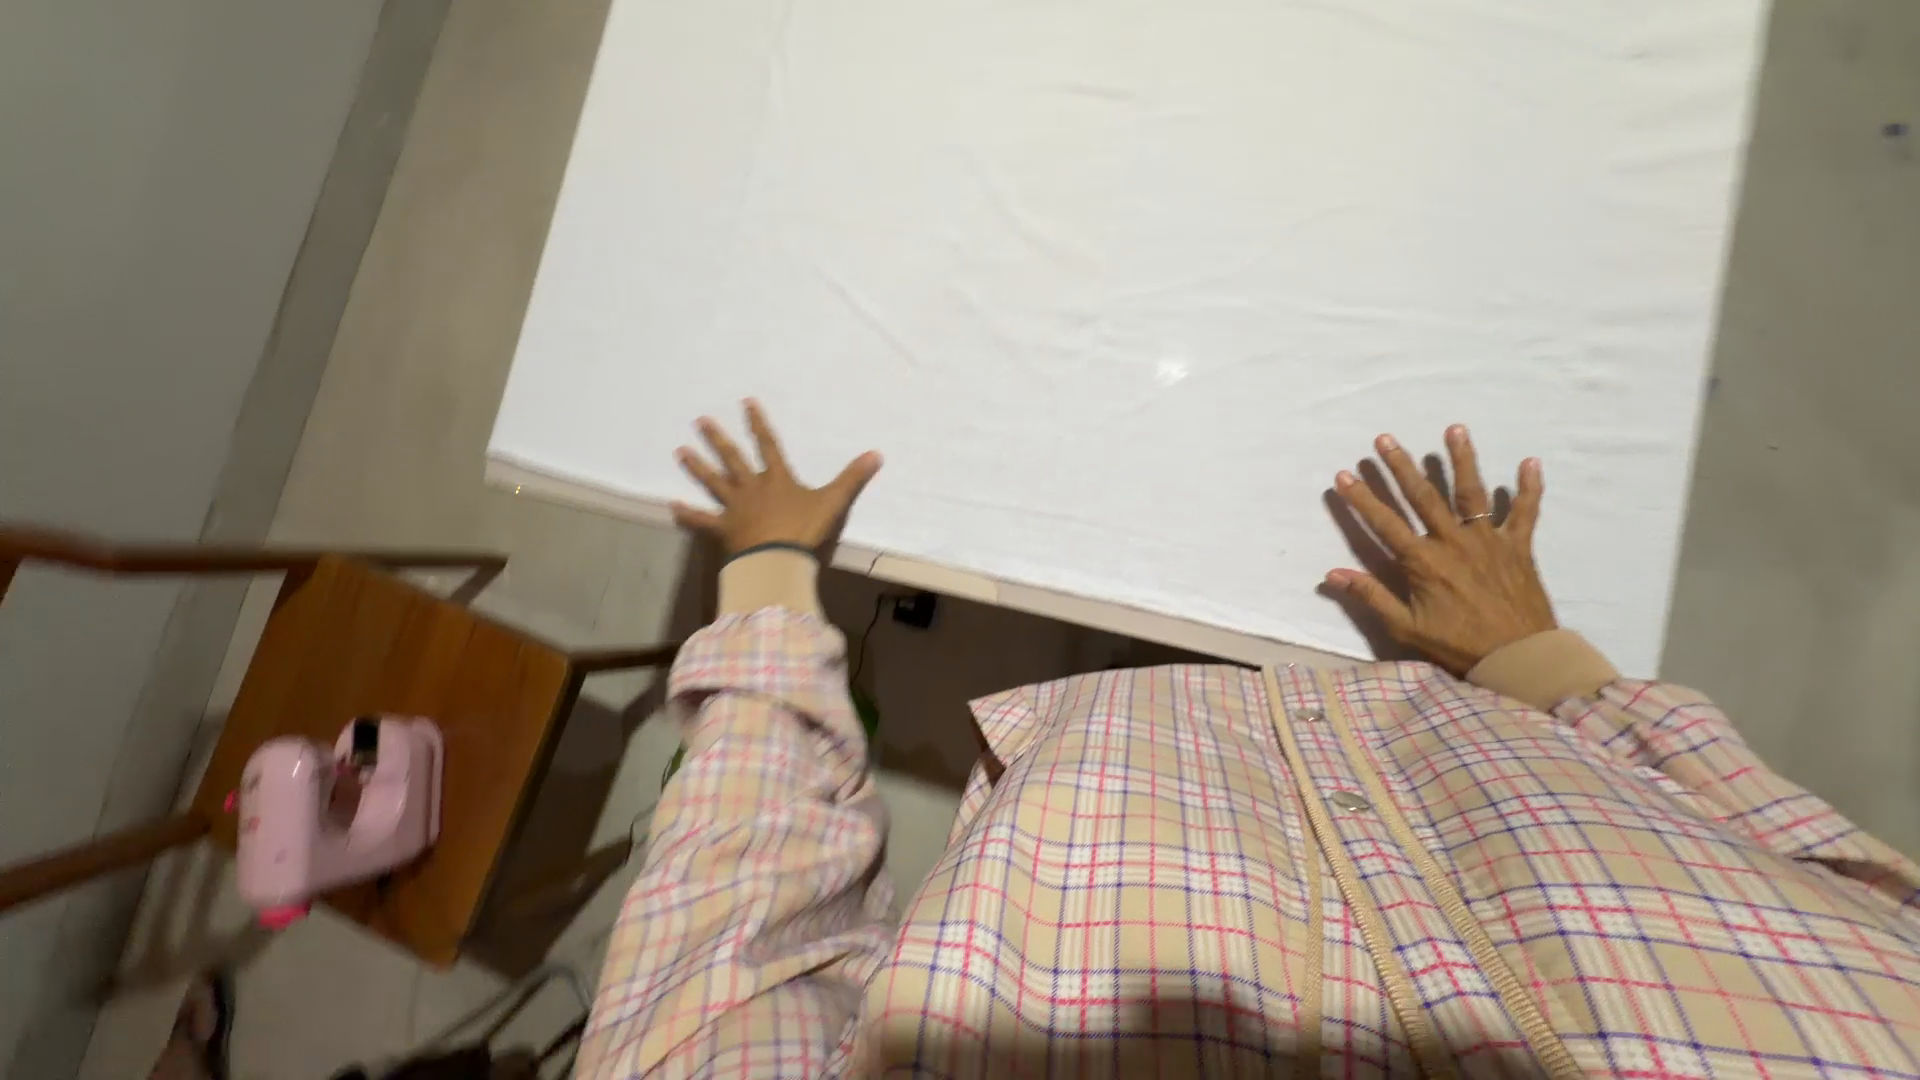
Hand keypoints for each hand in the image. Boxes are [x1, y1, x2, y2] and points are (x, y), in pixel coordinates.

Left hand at [670, 400, 882, 556]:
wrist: (778, 560)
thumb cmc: (805, 530)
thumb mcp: (834, 502)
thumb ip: (852, 478)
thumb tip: (876, 454)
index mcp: (778, 480)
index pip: (767, 445)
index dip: (757, 424)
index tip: (745, 403)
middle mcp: (752, 489)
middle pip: (733, 459)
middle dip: (718, 439)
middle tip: (700, 421)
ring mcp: (735, 509)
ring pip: (714, 483)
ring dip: (697, 467)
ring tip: (680, 451)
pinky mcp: (724, 530)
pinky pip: (702, 521)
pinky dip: (688, 515)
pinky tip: (672, 507)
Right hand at [1326, 425, 1553, 673]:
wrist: (1520, 656)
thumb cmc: (1457, 644)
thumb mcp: (1405, 626)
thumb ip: (1370, 596)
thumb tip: (1331, 574)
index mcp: (1422, 561)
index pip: (1384, 522)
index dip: (1362, 498)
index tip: (1344, 474)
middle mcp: (1453, 541)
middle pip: (1423, 496)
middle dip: (1401, 466)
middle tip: (1385, 439)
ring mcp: (1488, 540)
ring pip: (1471, 492)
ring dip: (1461, 459)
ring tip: (1454, 429)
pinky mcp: (1518, 546)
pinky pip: (1526, 512)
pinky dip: (1529, 487)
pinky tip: (1529, 462)